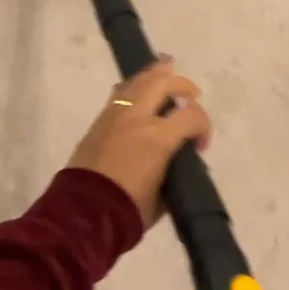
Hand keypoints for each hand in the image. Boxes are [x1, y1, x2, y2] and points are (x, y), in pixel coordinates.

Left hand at [65, 60, 212, 225]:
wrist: (84, 213)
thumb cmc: (129, 210)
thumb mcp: (164, 194)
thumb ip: (175, 171)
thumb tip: (178, 162)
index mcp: (158, 137)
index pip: (192, 115)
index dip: (204, 126)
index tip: (200, 145)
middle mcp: (136, 118)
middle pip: (162, 82)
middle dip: (182, 85)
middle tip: (191, 94)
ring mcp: (114, 116)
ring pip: (137, 81)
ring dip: (155, 76)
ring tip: (166, 76)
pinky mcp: (98, 122)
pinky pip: (119, 94)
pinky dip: (134, 89)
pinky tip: (140, 94)